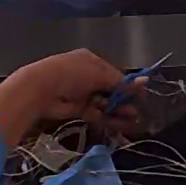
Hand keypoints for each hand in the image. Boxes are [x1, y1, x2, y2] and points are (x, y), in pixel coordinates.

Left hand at [0, 49, 143, 147]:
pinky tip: (120, 124)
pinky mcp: (76, 108)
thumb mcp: (101, 74)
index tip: (140, 95)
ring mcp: (81, 92)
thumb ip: (123, 82)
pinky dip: (107, 118)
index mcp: (92, 61)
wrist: (41, 88)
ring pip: (104, 102)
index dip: (128, 85)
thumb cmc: (73, 74)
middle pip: (110, 89)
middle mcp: (87, 75)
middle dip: (124, 99)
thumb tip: (144, 82)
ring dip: (118, 110)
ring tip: (131, 118)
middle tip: (137, 109)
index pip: (115, 73)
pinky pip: (96, 113)